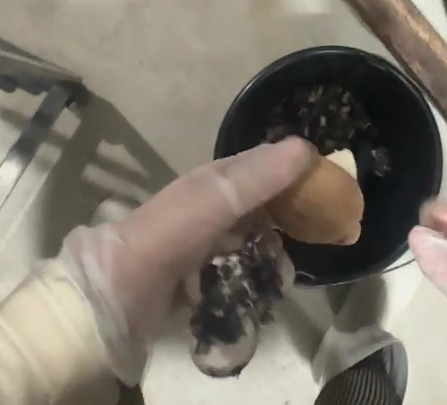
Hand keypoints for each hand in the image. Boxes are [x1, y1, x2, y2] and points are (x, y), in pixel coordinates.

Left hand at [54, 137, 316, 379]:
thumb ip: (257, 176)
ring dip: (278, 248)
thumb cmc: (168, 237)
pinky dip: (258, 272)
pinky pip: (241, 266)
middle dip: (297, 213)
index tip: (334, 187)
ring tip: (292, 267)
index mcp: (216, 178)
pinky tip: (269, 282)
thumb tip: (306, 147)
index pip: (269, 164)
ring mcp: (205, 241)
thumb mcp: (214, 199)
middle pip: (266, 201)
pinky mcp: (199, 274)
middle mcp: (212, 204)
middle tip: (328, 231)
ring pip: (256, 235)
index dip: (300, 171)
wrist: (113, 299)